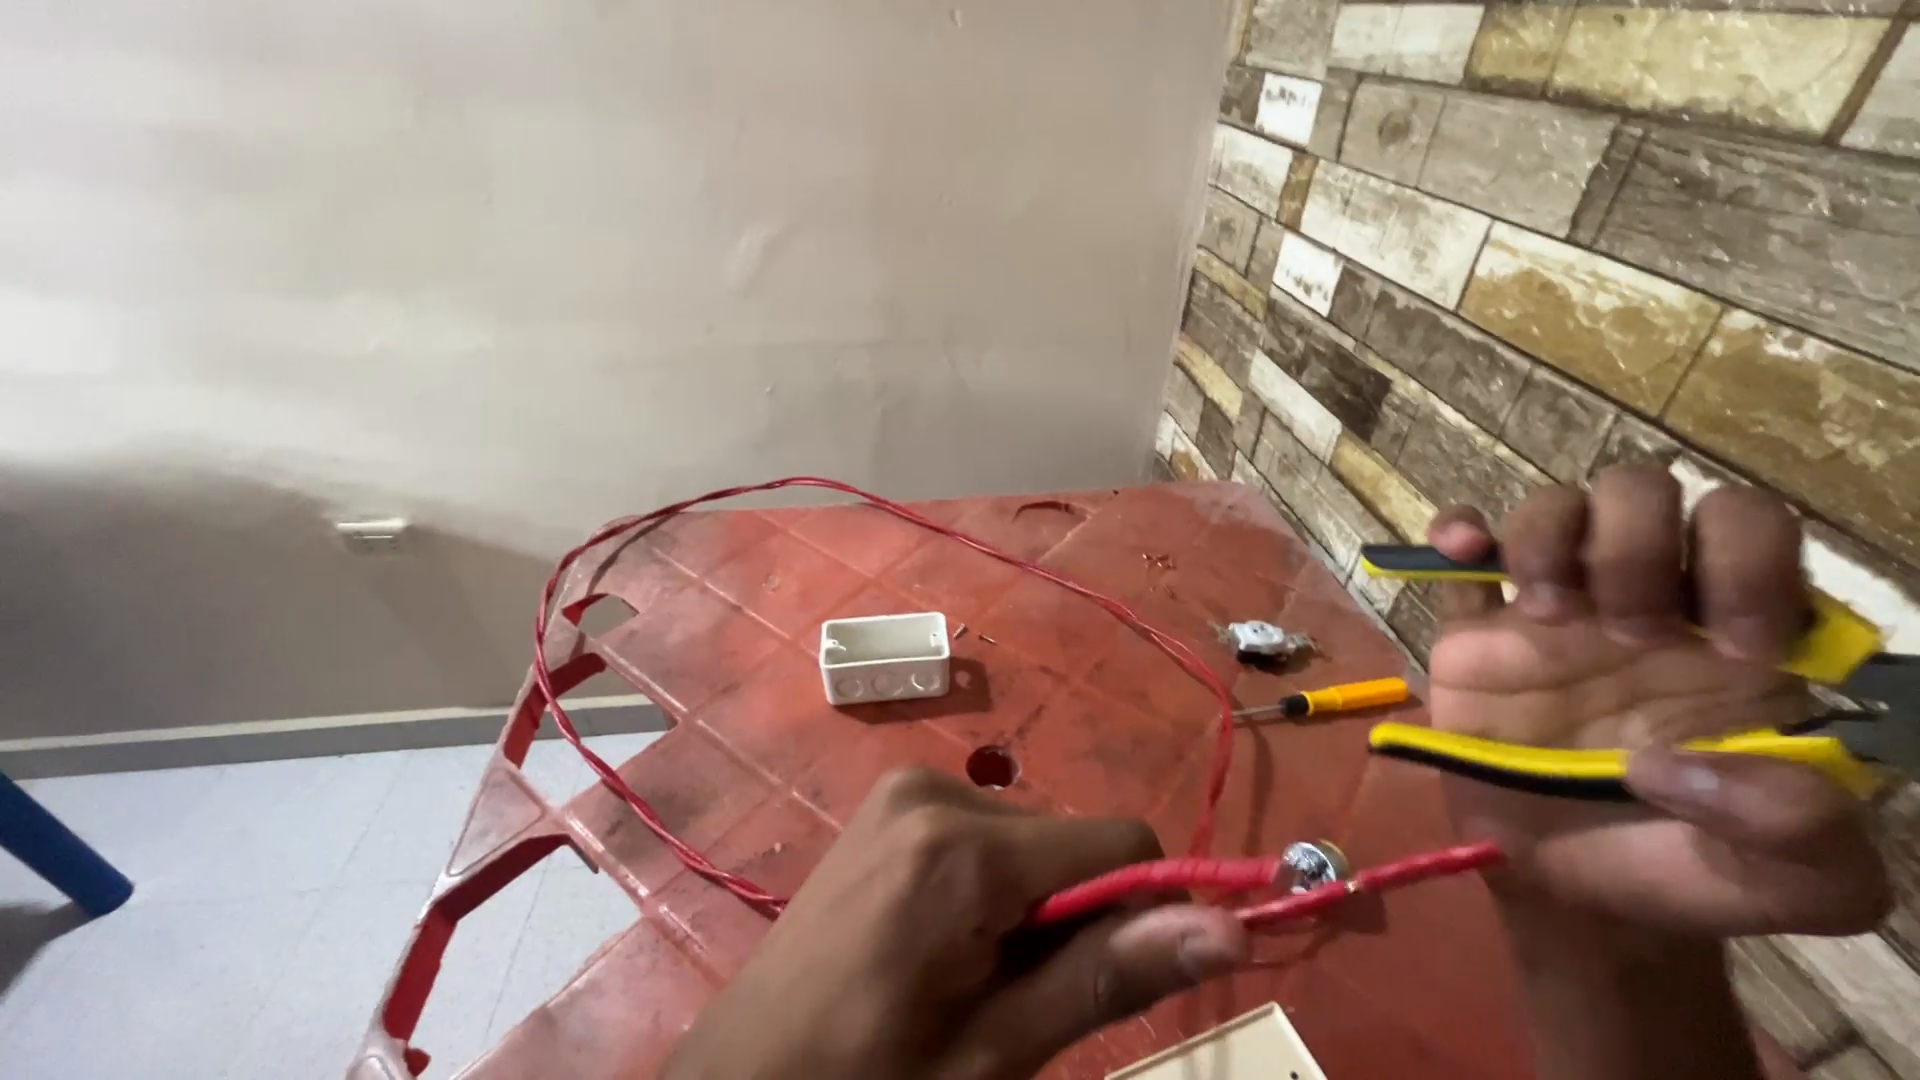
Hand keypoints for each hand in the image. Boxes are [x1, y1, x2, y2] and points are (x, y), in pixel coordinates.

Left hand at [662, 767, 1248, 1079]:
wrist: (745, 1077)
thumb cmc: (873, 1078)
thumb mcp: (998, 1049)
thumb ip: (1109, 975)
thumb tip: (1227, 928)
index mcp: (964, 847)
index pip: (1121, 842)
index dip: (1141, 909)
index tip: (1110, 977)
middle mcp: (936, 790)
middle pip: (1068, 840)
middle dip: (1068, 913)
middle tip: (1007, 994)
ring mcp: (904, 788)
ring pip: (1028, 838)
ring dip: (1027, 902)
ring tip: (965, 971)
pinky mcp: (888, 801)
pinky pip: (981, 830)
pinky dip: (989, 882)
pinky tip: (940, 937)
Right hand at [1425, 465, 1888, 937]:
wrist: (1570, 892)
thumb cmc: (1683, 872)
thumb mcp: (1799, 884)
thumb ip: (1801, 827)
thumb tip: (1679, 761)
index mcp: (1737, 636)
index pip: (1751, 532)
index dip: (1748, 562)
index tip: (1731, 646)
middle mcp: (1646, 603)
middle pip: (1643, 494)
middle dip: (1637, 546)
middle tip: (1625, 634)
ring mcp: (1551, 612)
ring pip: (1555, 507)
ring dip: (1550, 535)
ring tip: (1543, 612)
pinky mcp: (1473, 632)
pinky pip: (1459, 556)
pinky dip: (1458, 531)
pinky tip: (1464, 550)